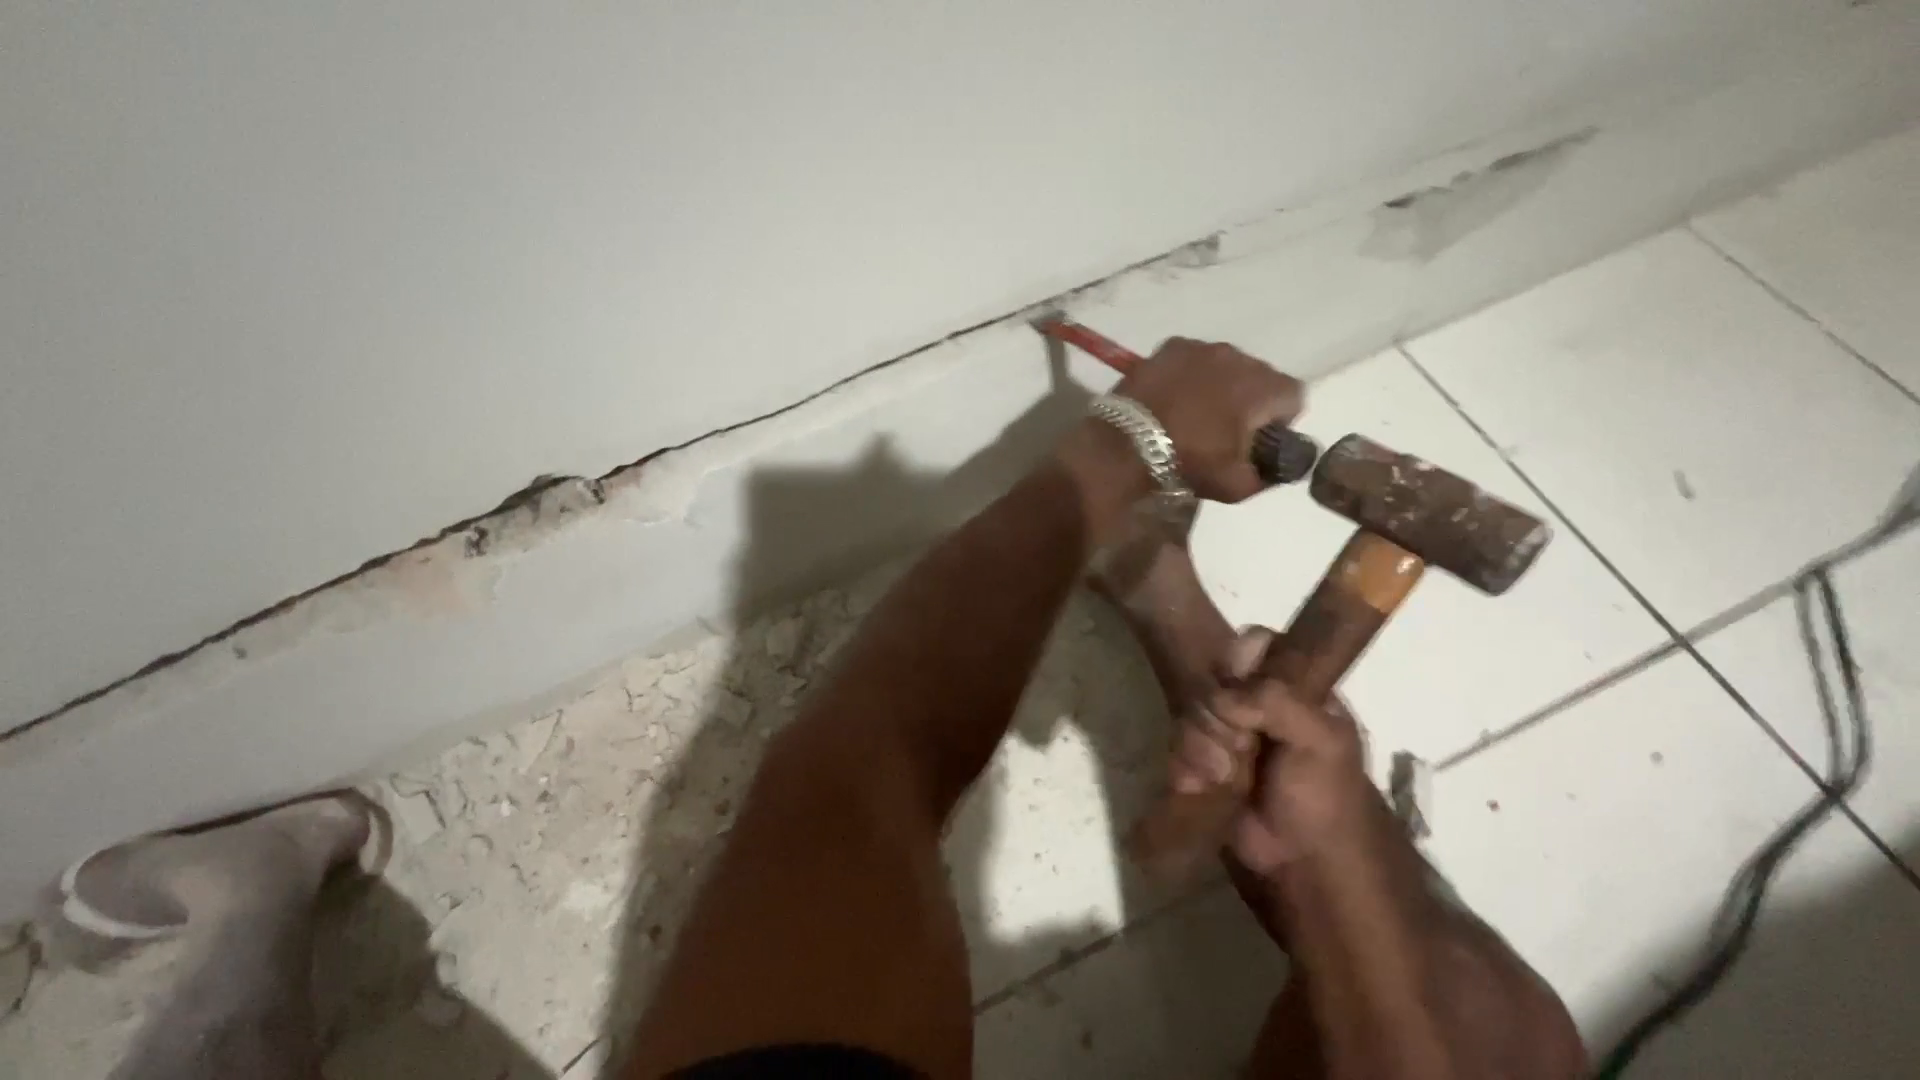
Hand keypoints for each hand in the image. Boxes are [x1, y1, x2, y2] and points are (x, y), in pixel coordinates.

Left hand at [1116, 337, 1303, 502]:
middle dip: (1250, 401)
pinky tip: (1172, 398)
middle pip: (1259, 376)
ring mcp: (1200, 347)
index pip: (1294, 396)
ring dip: (1219, 385)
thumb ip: (1269, 475)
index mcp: (1261, 386)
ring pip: (1225, 365)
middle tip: (1224, 430)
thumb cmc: (1187, 463)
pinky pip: (1193, 360)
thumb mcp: (1237, 485)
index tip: (1257, 440)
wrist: (1123, 444)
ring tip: (1195, 413)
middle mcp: (1236, 356)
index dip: (1280, 420)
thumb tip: (1277, 467)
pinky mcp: (1168, 347)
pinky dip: (1190, 375)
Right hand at [1170, 628, 1377, 875]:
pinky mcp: (1200, 763)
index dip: (1238, 660)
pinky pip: (1175, 748)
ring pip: (1189, 714)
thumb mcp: (1321, 740)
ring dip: (1204, 749)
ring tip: (1227, 777)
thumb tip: (1222, 695)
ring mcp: (1225, 733)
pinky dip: (1187, 769)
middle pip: (1212, 680)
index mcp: (1293, 686)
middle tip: (1244, 747)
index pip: (1254, 644)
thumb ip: (1277, 700)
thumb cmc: (1324, 797)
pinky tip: (1205, 788)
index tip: (1238, 683)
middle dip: (1219, 718)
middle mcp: (1255, 703)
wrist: (1304, 865)